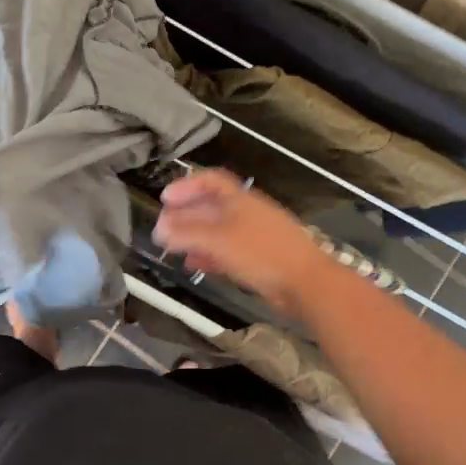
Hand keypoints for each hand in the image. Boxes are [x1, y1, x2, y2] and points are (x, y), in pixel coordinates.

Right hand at [152, 169, 335, 314]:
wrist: (306, 283)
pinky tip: (194, 265)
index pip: (210, 181)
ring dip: (194, 237)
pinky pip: (227, 252)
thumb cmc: (261, 252)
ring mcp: (253, 237)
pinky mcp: (258, 260)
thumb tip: (159, 229)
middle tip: (163, 227)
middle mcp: (246, 214)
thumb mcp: (219, 239)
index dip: (186, 186)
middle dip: (185, 215)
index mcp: (240, 199)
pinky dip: (209, 256)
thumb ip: (187, 233)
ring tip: (173, 248)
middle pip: (211, 207)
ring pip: (217, 232)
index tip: (164, 199)